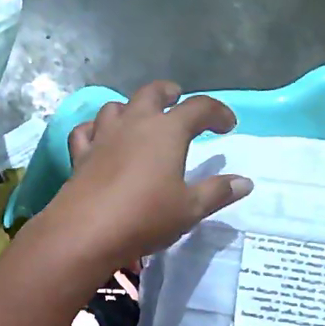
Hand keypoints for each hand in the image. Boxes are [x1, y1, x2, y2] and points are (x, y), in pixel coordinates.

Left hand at [29, 81, 248, 275]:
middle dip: (168, 93)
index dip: (217, 112)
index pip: (199, 107)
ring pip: (115, 107)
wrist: (87, 232)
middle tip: (177, 98)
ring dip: (129, 107)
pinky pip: (85, 132)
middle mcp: (134, 124)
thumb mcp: (189, 209)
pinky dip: (93, 129)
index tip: (227, 126)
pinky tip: (97, 137)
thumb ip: (216, 193)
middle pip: (151, 93)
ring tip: (138, 118)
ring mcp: (103, 137)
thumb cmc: (145, 218)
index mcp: (167, 130)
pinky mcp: (80, 156)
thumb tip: (244, 182)